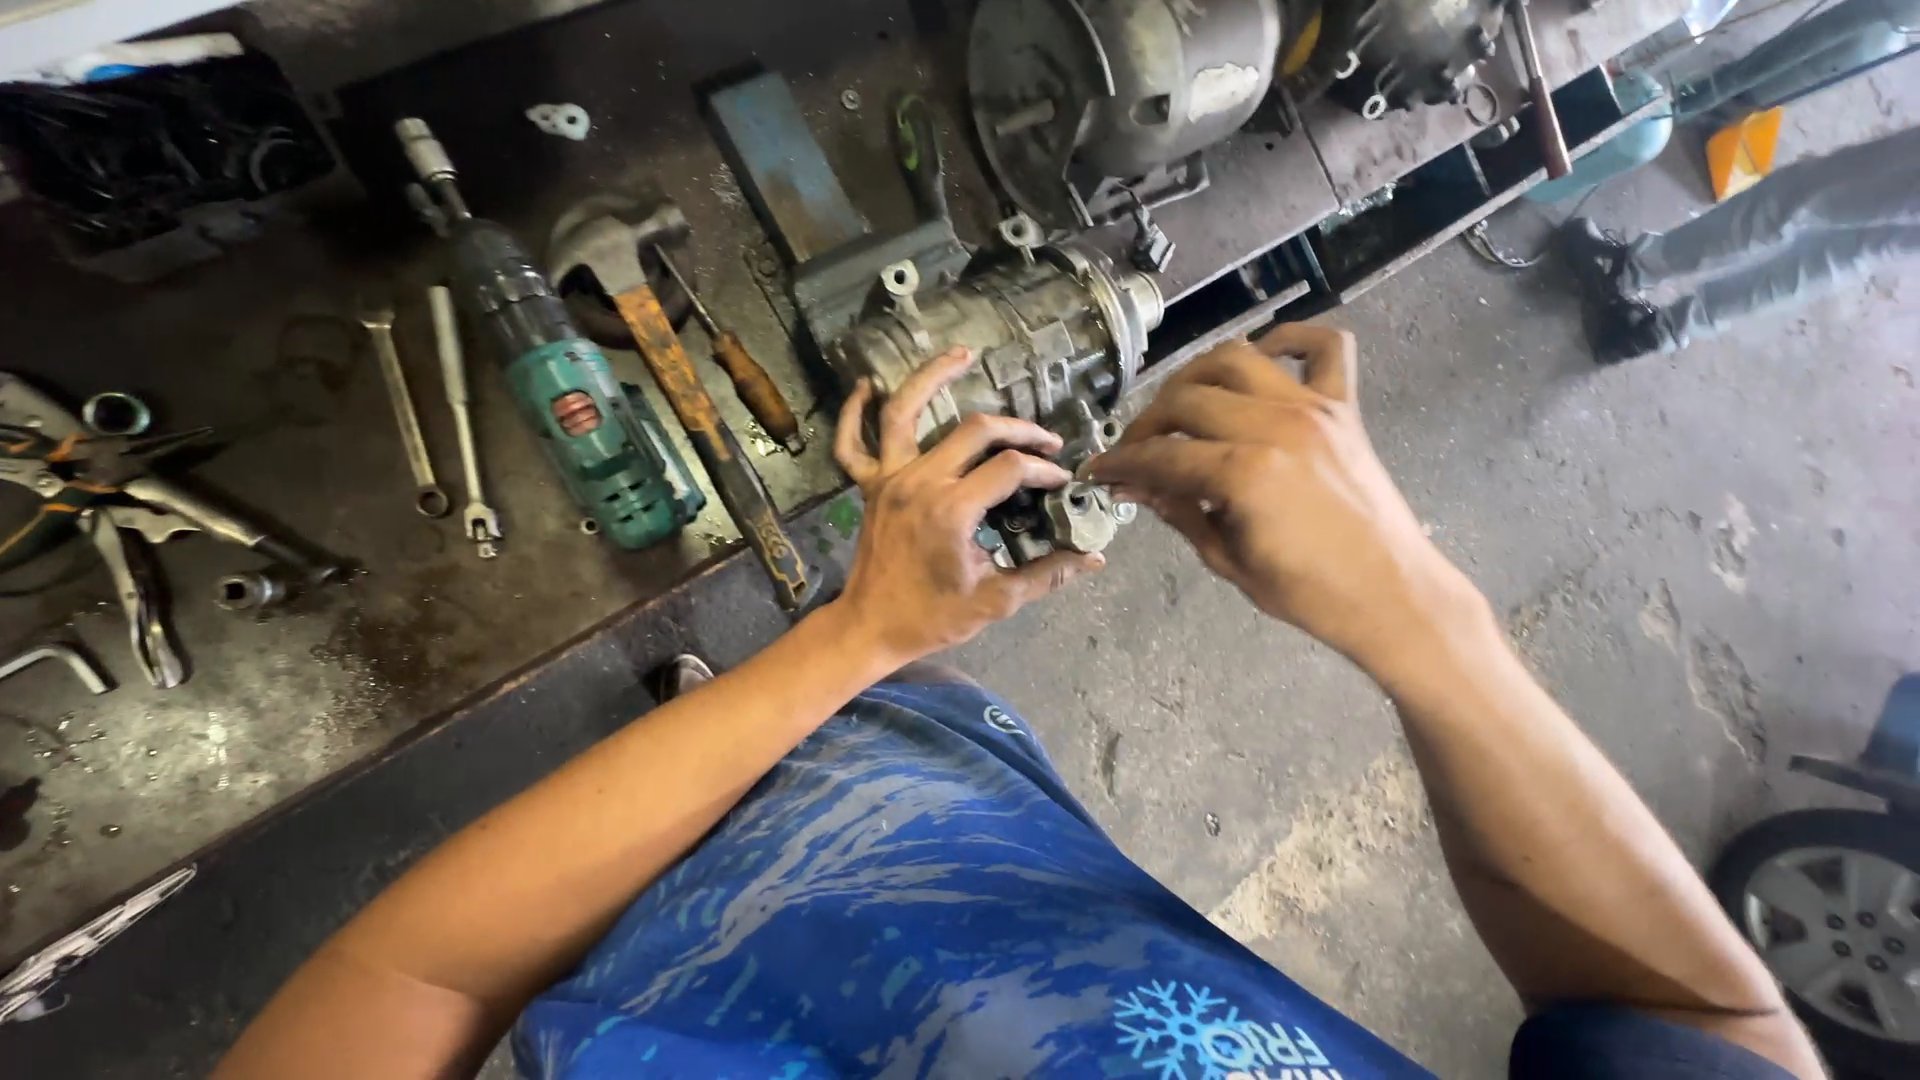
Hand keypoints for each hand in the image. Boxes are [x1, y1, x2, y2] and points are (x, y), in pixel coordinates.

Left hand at [830, 347, 1104, 664]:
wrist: (870, 628)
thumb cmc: (932, 617)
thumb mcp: (995, 601)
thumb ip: (1047, 574)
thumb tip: (1095, 558)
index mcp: (952, 510)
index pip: (1010, 469)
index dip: (1042, 471)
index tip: (1060, 482)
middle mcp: (919, 482)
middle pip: (974, 431)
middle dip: (1018, 430)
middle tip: (1044, 442)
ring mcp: (889, 479)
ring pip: (905, 412)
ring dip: (933, 378)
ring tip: (963, 355)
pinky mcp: (869, 487)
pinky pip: (852, 443)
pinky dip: (854, 413)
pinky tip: (866, 387)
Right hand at [1088, 324, 1481, 676]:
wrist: (1392, 594)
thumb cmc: (1307, 593)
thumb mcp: (1227, 560)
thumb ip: (1178, 512)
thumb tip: (1135, 486)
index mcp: (1244, 474)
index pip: (1162, 455)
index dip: (1122, 463)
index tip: (1099, 470)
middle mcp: (1276, 426)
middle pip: (1187, 399)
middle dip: (1147, 423)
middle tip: (1135, 450)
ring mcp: (1314, 409)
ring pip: (1235, 359)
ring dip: (1194, 376)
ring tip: (1180, 406)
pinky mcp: (1344, 407)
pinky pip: (1324, 346)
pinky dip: (1290, 338)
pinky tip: (1262, 356)